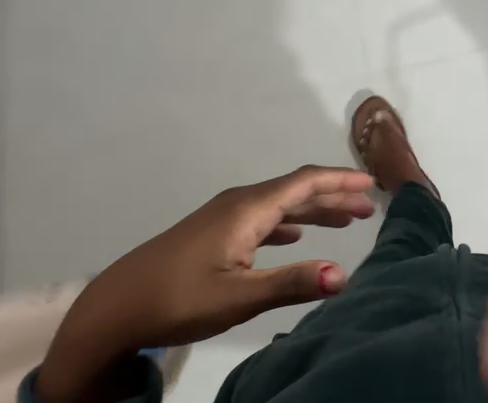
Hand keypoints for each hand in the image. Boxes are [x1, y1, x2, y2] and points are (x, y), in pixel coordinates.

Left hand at [36, 165, 376, 402]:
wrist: (115, 307)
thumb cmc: (177, 299)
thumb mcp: (238, 297)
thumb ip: (291, 283)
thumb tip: (344, 274)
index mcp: (249, 208)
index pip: (305, 182)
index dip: (341, 180)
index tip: (373, 183)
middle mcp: (240, 202)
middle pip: (296, 189)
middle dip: (334, 195)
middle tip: (369, 207)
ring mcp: (224, 216)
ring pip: (280, 205)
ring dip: (314, 210)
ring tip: (345, 221)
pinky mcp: (214, 233)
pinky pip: (264, 218)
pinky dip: (289, 223)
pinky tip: (296, 238)